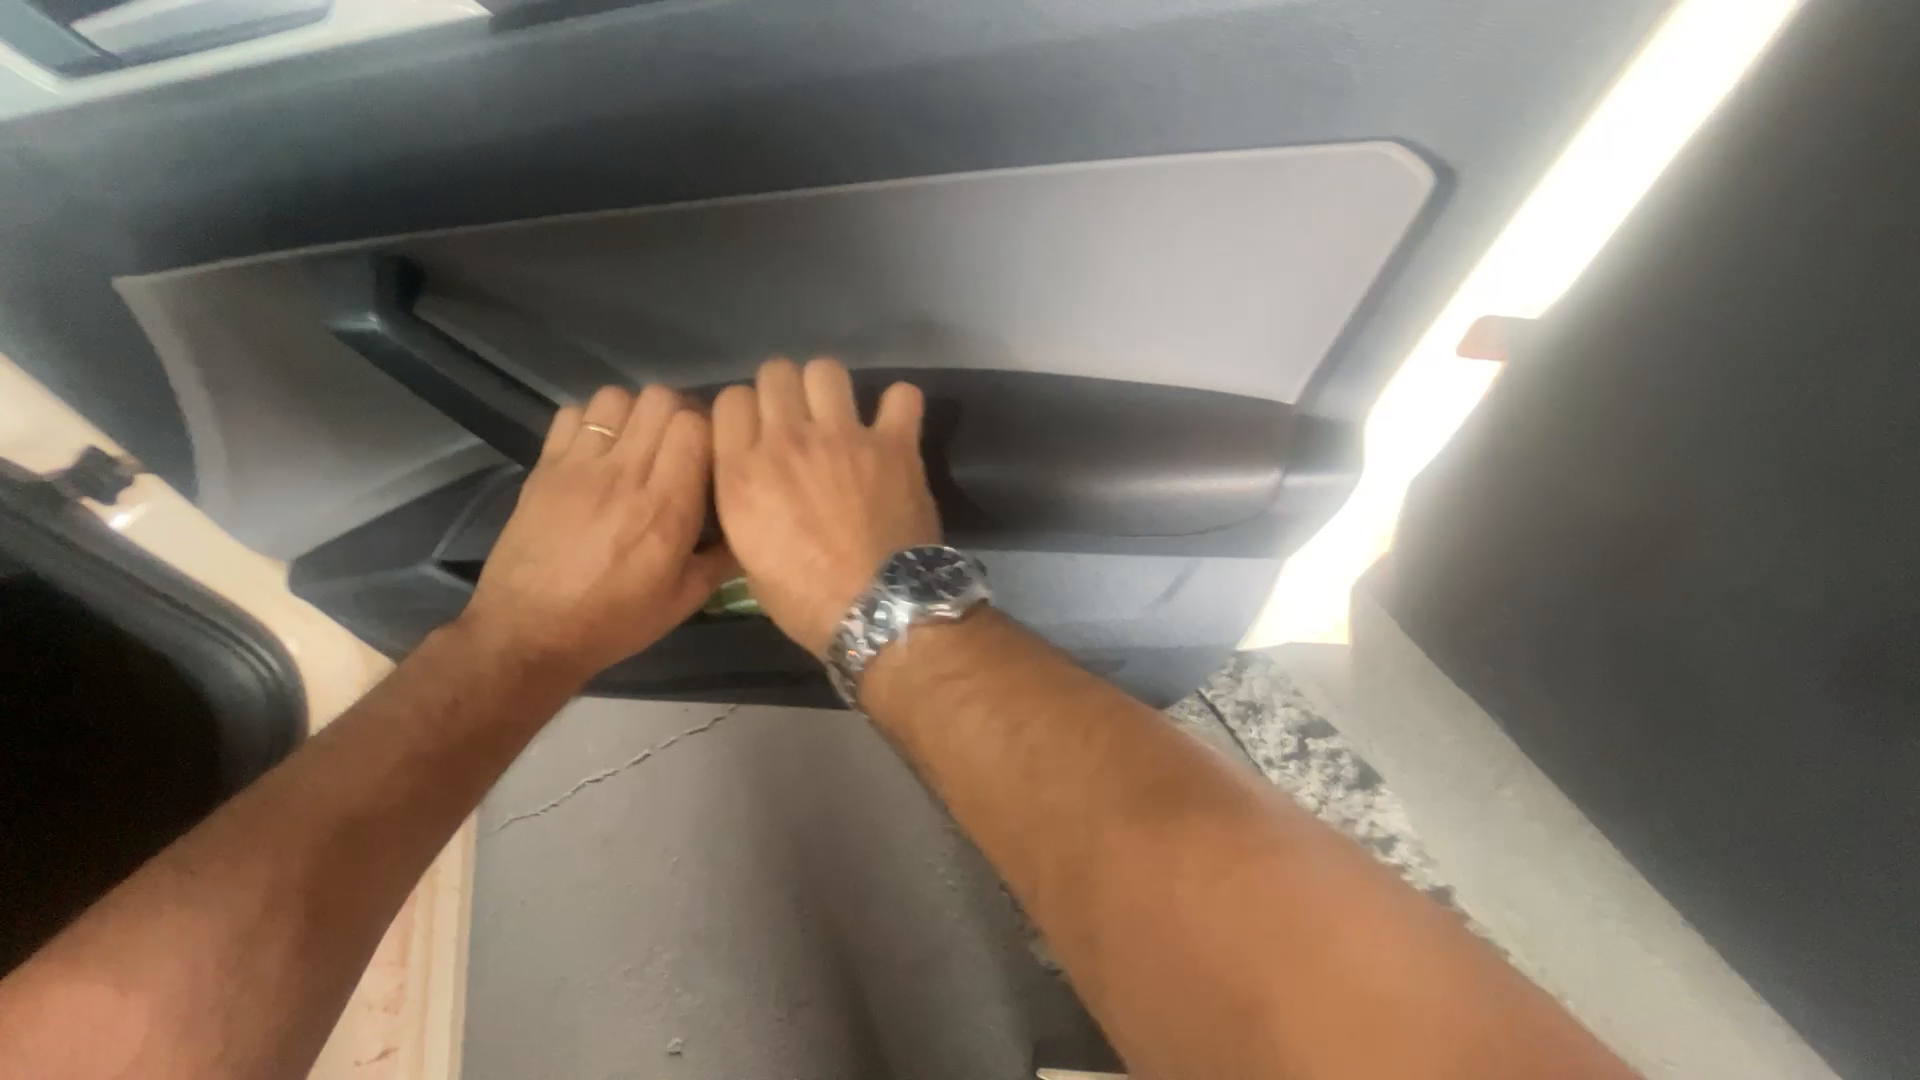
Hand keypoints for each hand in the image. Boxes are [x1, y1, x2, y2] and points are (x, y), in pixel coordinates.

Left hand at [459, 385, 737, 683]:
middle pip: (661, 399)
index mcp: (666, 511)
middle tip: (683, 443)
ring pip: (618, 397)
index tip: (714, 451)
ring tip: (642, 441)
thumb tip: (749, 523)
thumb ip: (724, 557)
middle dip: (682, 412)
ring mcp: (579, 468)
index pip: (696, 427)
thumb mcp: (685, 600)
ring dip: (638, 412)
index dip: (712, 428)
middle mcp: (625, 477)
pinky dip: (594, 421)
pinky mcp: (545, 468)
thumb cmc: (614, 621)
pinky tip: (601, 449)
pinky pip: (573, 414)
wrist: (527, 633)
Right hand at [712, 357, 940, 655]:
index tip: (756, 434)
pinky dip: (898, 407)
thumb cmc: (806, 600)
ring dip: (829, 390)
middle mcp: (789, 441)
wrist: (878, 613)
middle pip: (775, 372)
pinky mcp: (895, 444)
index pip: (730, 399)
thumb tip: (755, 481)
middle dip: (783, 392)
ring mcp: (845, 437)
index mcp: (743, 473)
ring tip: (839, 418)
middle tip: (798, 423)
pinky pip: (901, 397)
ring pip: (825, 370)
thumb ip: (744, 504)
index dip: (743, 413)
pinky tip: (893, 426)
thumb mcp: (749, 559)